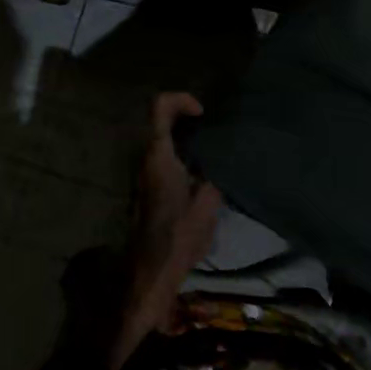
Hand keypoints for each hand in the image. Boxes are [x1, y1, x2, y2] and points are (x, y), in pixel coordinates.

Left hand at [110, 93, 221, 369]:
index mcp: (159, 155)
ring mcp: (144, 173)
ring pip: (163, 141)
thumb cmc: (180, 234)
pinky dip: (183, 156)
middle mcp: (146, 158)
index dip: (181, 100)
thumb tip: (225, 155)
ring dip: (188, 140)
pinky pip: (165, 159)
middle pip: (162, 122)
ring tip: (217, 153)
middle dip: (189, 120)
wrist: (153, 269)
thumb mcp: (209, 202)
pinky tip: (206, 174)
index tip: (203, 114)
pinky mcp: (149, 187)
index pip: (159, 107)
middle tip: (217, 133)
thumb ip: (216, 173)